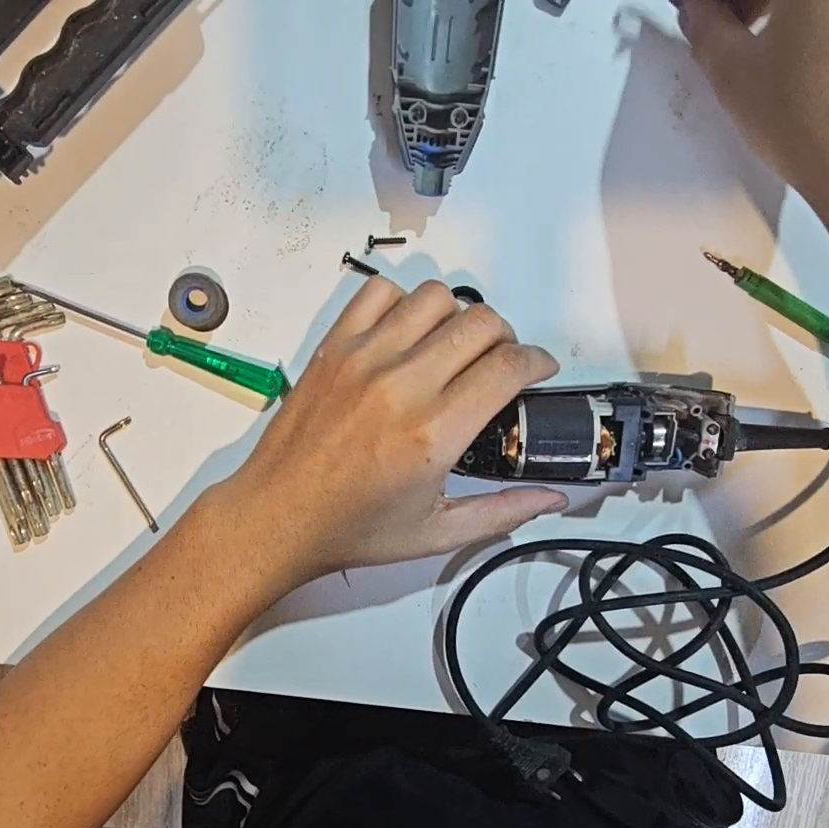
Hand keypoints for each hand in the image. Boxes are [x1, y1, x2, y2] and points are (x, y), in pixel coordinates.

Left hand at [211, 278, 566, 581]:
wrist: (278, 517)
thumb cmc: (349, 528)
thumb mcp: (436, 533)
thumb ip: (502, 512)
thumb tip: (551, 500)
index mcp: (432, 434)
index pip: (508, 366)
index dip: (537, 361)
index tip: (537, 370)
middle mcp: (400, 386)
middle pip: (481, 323)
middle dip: (506, 338)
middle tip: (499, 364)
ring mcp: (363, 360)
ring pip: (436, 298)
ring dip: (458, 317)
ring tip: (454, 348)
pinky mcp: (334, 348)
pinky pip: (379, 292)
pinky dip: (404, 303)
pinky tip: (407, 335)